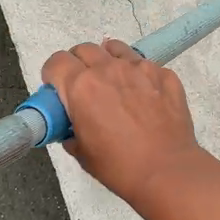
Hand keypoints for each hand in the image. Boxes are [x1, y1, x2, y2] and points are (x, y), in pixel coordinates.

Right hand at [40, 40, 206, 204]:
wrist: (166, 170)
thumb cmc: (118, 166)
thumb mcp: (81, 152)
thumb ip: (71, 130)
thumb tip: (72, 126)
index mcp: (82, 86)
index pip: (57, 61)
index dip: (53, 74)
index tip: (58, 87)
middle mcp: (109, 68)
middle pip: (85, 49)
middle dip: (79, 63)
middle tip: (85, 86)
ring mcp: (140, 67)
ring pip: (116, 49)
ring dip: (108, 61)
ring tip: (114, 83)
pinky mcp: (164, 73)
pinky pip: (145, 65)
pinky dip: (138, 75)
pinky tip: (145, 97)